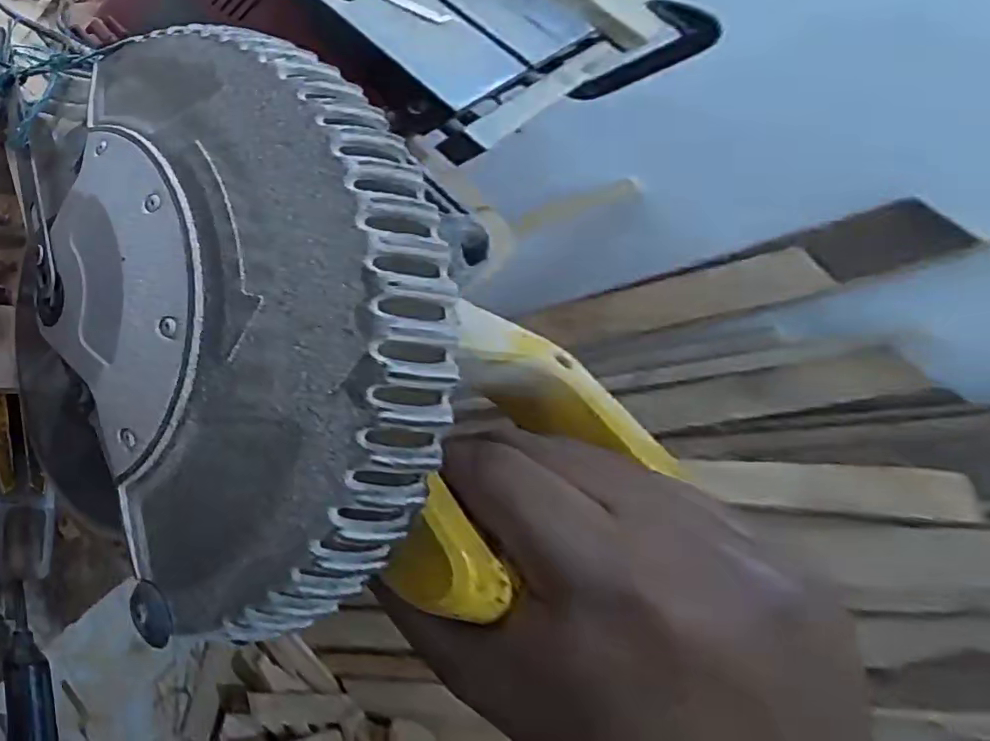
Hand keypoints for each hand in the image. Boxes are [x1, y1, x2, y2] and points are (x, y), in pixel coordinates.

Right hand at [377, 428, 869, 740]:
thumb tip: (373, 506)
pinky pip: (663, 488)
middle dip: (497, 466)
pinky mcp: (786, 552)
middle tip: (481, 504)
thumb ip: (412, 584)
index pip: (496, 464)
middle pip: (546, 449)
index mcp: (611, 585)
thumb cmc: (592, 737)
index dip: (450, 466)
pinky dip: (619, 500)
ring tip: (546, 522)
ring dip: (556, 477)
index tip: (433, 487)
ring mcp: (752, 548)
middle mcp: (690, 551)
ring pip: (602, 459)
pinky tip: (616, 540)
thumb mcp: (478, 672)